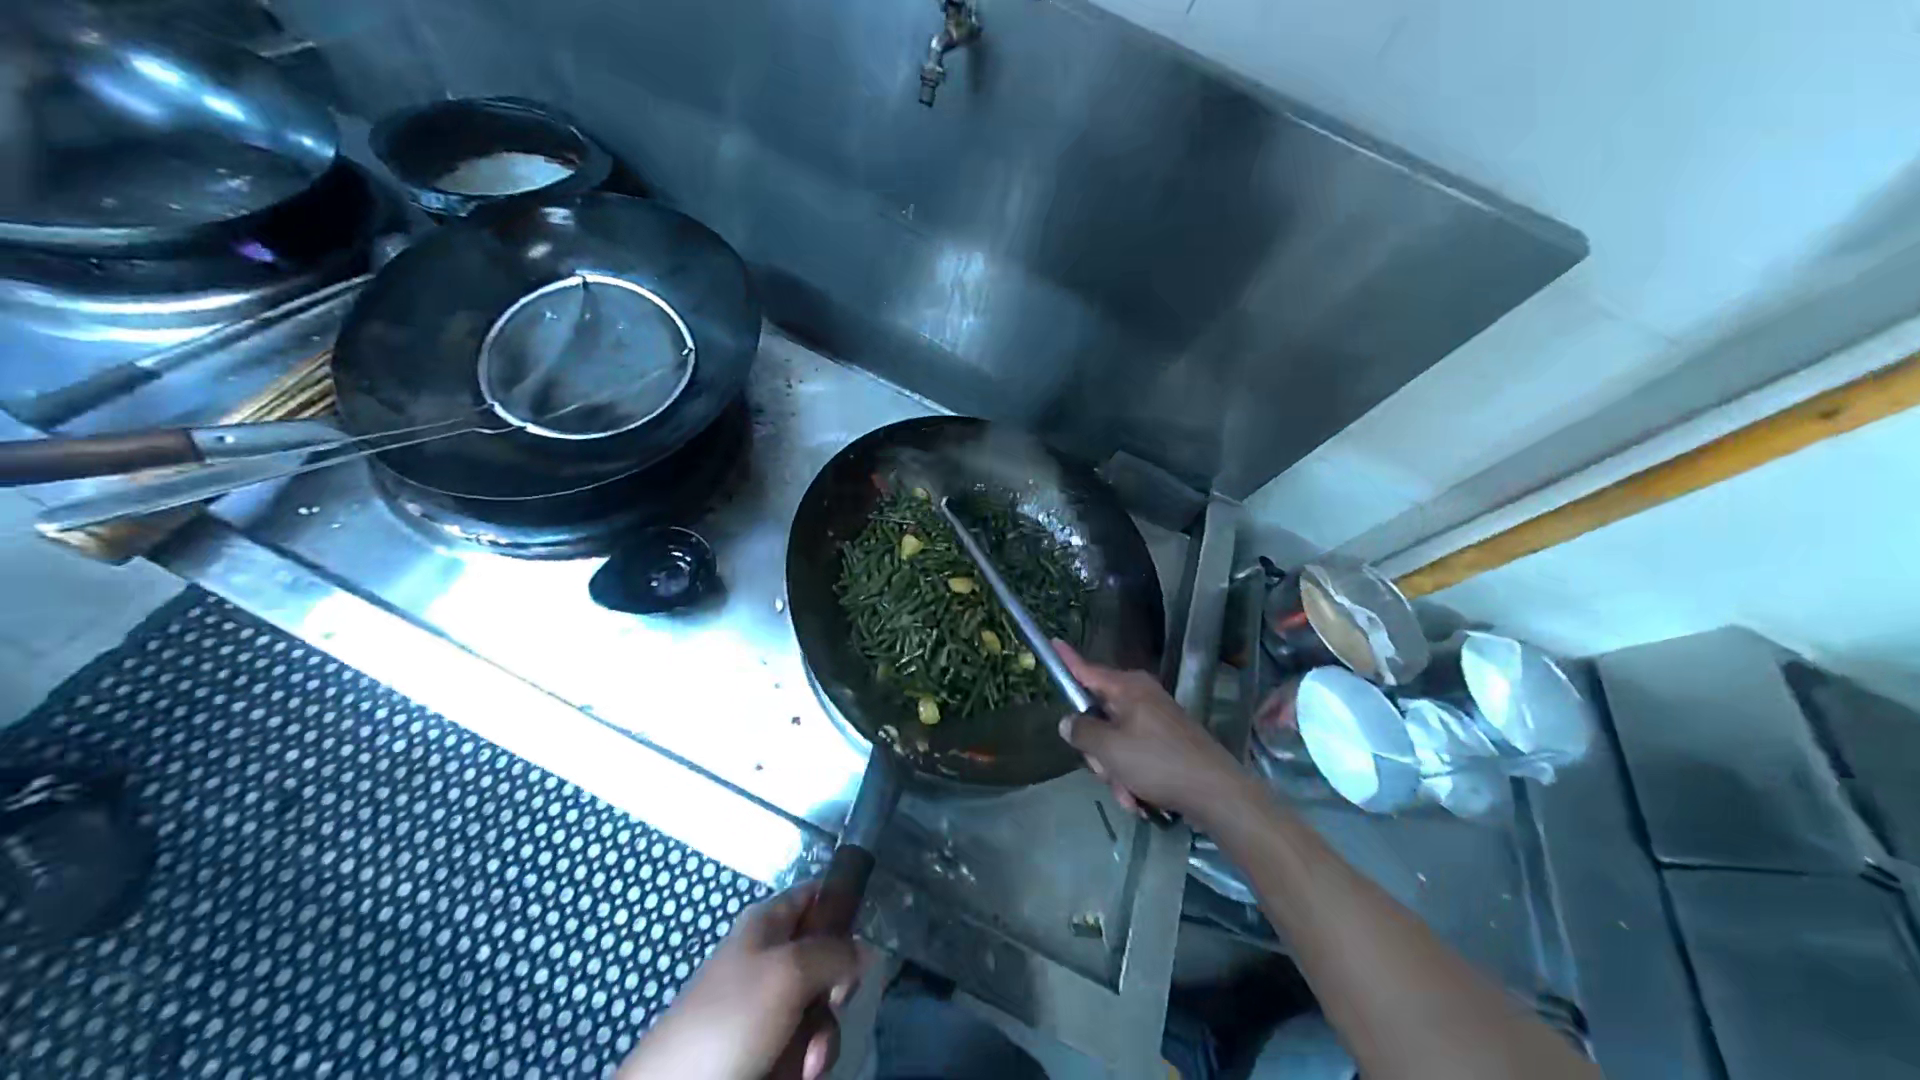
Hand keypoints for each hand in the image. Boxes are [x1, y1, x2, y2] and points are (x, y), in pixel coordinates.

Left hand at [616, 882, 864, 1079]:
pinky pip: (803, 1043)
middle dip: (836, 990)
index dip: (843, 910)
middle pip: (826, 957)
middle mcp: (769, 957)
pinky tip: (799, 1074)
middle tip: (832, 1003)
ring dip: (823, 1035)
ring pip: (819, 1006)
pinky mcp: (764, 1046)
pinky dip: (807, 1060)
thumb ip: (835, 953)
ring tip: (808, 1061)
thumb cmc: (731, 1019)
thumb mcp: (790, 972)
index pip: (816, 894)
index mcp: (768, 923)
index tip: (860, 942)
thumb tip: (865, 951)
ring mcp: (766, 1004)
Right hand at [1055, 640, 1251, 822]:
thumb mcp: (1109, 748)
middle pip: (1098, 716)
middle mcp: (1141, 697)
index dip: (1067, 659)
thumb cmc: (1158, 762)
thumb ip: (1082, 731)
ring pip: (1114, 742)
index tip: (1054, 641)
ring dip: (1114, 771)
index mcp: (1128, 688)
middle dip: (1096, 749)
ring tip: (1129, 792)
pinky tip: (1140, 799)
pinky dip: (1132, 778)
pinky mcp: (1166, 743)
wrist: (1216, 793)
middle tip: (1104, 768)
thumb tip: (1069, 721)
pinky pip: (1134, 756)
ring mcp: (1155, 721)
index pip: (1087, 670)